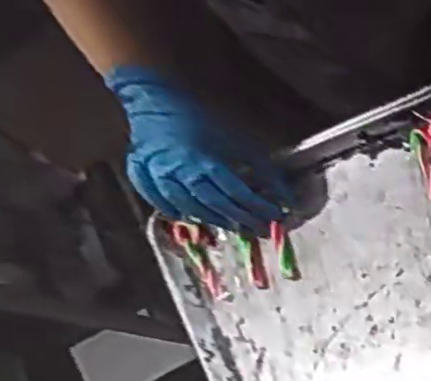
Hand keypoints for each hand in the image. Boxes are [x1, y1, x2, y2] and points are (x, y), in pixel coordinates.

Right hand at [106, 68, 292, 230]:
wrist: (156, 99)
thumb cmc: (207, 125)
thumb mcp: (243, 145)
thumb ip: (268, 174)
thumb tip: (291, 202)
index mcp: (204, 158)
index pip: (237, 192)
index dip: (260, 207)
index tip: (278, 216)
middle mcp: (178, 167)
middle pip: (213, 203)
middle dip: (241, 220)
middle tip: (261, 230)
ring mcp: (155, 169)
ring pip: (185, 205)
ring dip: (212, 220)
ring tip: (234, 227)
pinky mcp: (139, 168)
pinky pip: (153, 196)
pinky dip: (172, 210)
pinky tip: (191, 217)